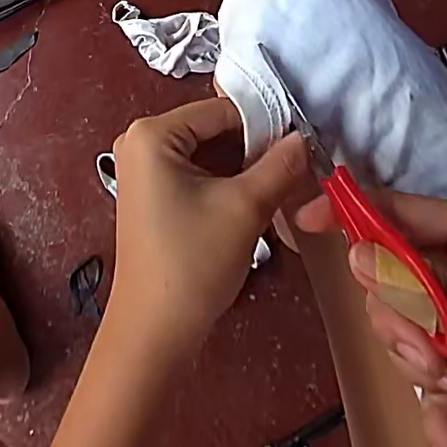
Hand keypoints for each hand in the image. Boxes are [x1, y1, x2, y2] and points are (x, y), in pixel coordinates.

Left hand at [111, 98, 308, 352]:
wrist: (154, 336)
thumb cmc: (192, 263)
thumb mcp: (245, 208)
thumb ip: (280, 165)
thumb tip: (304, 138)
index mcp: (152, 133)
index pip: (221, 110)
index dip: (265, 122)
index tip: (301, 141)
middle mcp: (141, 141)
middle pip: (215, 129)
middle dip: (255, 147)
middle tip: (296, 166)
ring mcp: (144, 169)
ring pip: (210, 152)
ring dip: (245, 166)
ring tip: (283, 183)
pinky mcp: (153, 193)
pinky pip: (198, 172)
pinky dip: (228, 182)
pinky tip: (257, 198)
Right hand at [296, 190, 446, 446]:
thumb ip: (442, 296)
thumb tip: (362, 254)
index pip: (405, 212)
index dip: (354, 213)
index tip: (305, 224)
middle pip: (398, 277)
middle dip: (404, 321)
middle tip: (437, 356)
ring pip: (409, 329)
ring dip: (423, 369)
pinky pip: (432, 381)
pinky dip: (436, 418)